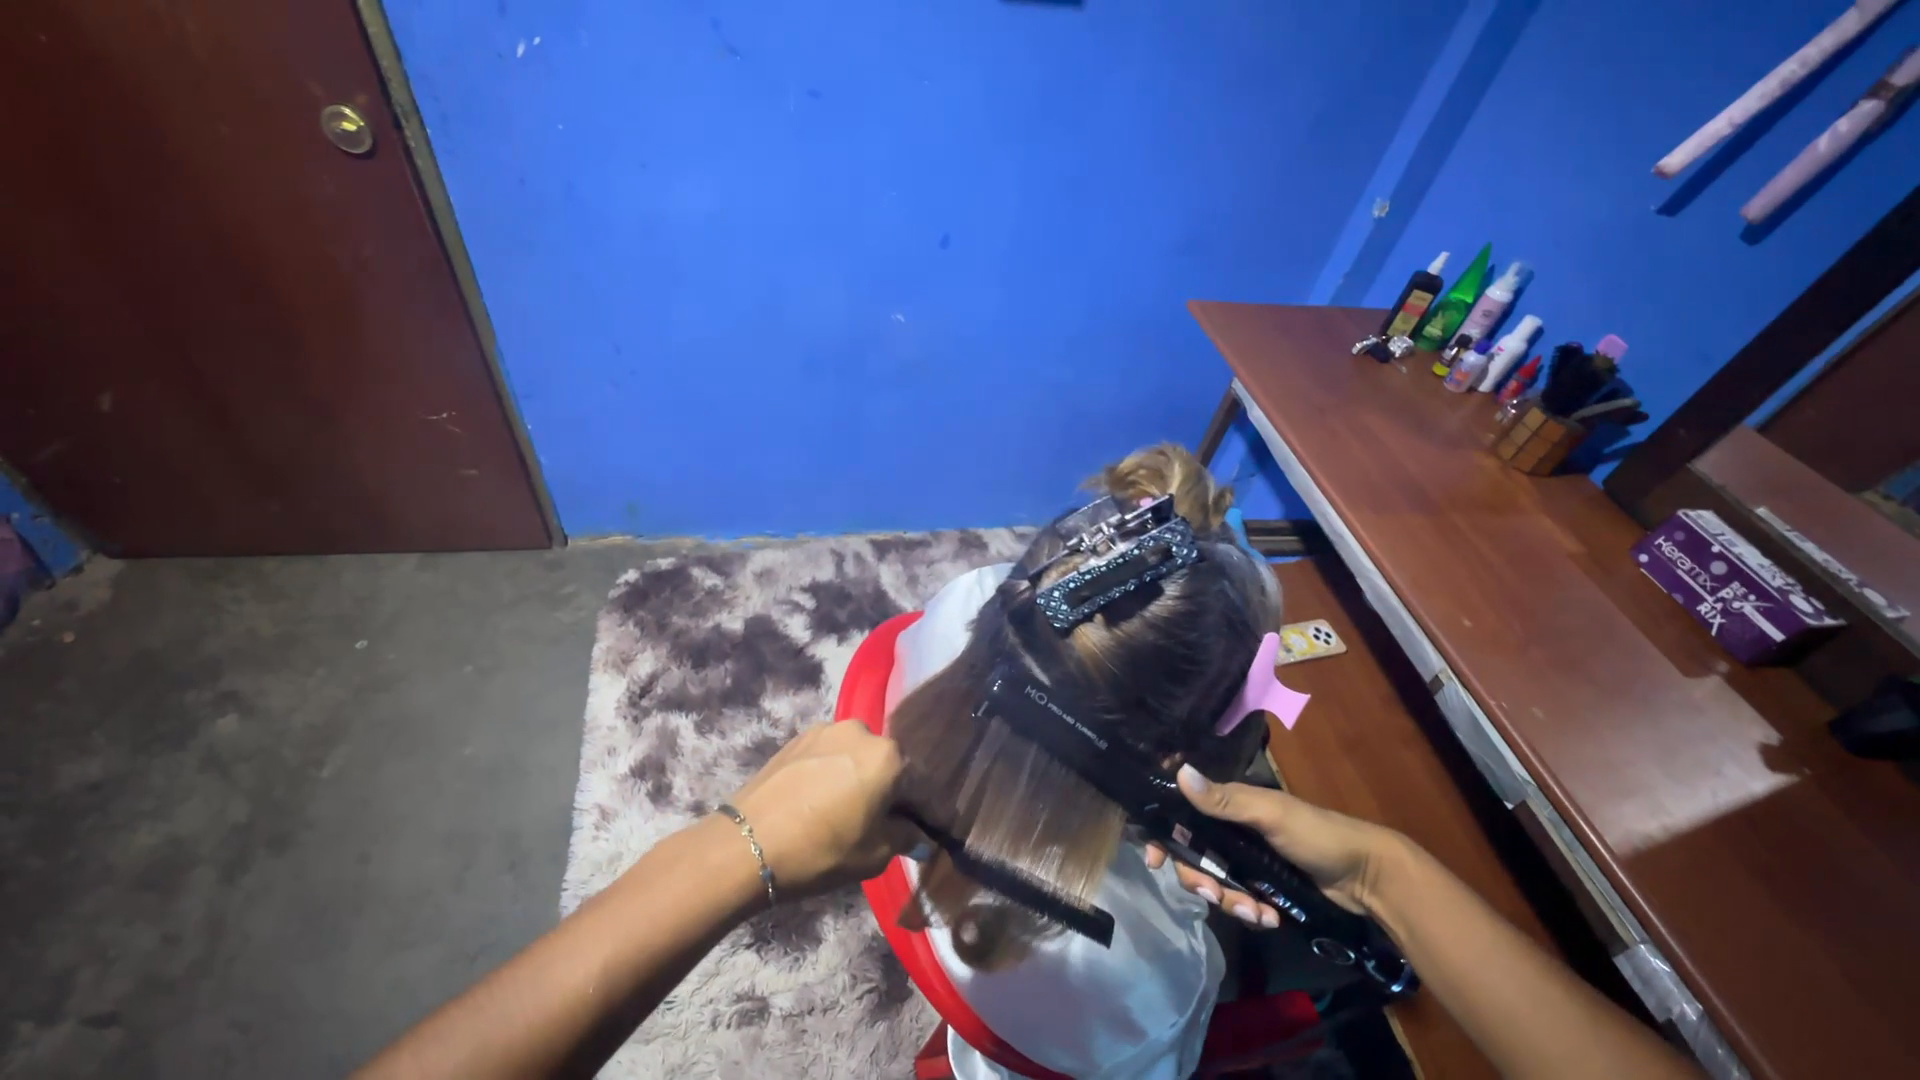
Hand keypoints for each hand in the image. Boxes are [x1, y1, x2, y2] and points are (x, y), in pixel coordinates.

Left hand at [727, 722, 918, 900]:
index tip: (919, 834)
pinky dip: (832, 773)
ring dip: (859, 778)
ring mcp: (825, 730)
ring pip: (856, 756)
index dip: (923, 814)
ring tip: (845, 811)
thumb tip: (921, 837)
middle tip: (879, 823)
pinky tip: (820, 801)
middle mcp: (861, 731)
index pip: (920, 786)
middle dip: (889, 790)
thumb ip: (905, 838)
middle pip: (887, 764)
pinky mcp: (797, 738)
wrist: (746, 844)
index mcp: (888, 756)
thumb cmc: (821, 850)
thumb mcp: (874, 854)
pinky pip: (829, 755)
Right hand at [1146, 764, 1403, 927]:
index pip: (1181, 818)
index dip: (1162, 838)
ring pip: (1215, 885)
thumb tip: (1179, 771)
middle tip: (1213, 895)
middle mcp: (1231, 834)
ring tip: (1257, 912)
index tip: (1153, 861)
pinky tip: (1271, 919)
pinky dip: (1252, 913)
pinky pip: (1241, 904)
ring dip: (1230, 902)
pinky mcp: (1264, 889)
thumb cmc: (1316, 833)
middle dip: (1199, 880)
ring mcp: (1247, 864)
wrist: (1367, 877)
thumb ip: (1224, 799)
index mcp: (1230, 808)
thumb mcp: (1270, 813)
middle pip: (1193, 858)